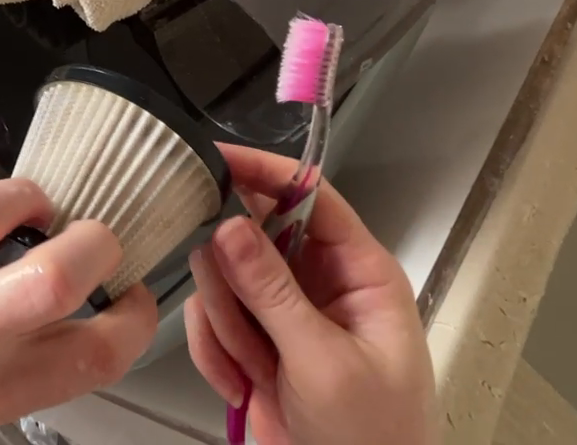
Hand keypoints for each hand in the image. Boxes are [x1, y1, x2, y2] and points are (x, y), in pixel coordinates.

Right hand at [185, 145, 434, 444]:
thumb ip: (273, 292)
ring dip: (226, 325)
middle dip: (234, 284)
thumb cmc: (370, 441)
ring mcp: (279, 303)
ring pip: (219, 273)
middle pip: (247, 231)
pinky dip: (213, 349)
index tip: (212, 160)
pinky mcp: (250, 330)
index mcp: (357, 270)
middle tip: (242, 328)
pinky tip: (241, 383)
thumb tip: (228, 223)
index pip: (308, 193)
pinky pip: (207, 312)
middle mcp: (315, 275)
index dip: (263, 170)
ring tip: (254, 369)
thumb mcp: (324, 365)